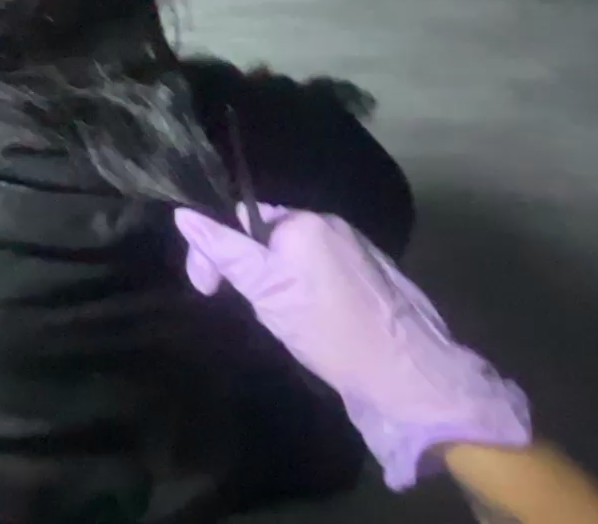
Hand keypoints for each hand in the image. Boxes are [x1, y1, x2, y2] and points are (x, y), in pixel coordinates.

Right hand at [176, 206, 531, 489]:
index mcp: (305, 222)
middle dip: (249, 270)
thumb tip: (182, 214)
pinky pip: (323, 273)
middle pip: (265, 238)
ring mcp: (360, 252)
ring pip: (293, 258)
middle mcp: (334, 227)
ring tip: (284, 320)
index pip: (239, 219)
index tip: (208, 291)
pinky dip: (308, 292)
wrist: (415, 383)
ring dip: (277, 283)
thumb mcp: (264, 290)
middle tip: (254, 309)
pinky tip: (315, 322)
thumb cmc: (330, 330)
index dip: (216, 252)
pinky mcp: (378, 280)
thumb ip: (222, 250)